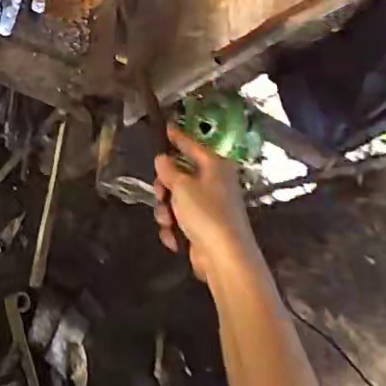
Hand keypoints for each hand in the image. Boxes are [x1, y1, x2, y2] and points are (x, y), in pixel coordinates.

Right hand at [154, 124, 263, 283]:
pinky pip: (179, 219)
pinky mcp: (204, 227)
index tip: (166, 127)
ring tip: (168, 221)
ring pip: (175, 198)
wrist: (225, 258)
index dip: (177, 137)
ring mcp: (209, 206)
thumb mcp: (181, 185)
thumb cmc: (206, 213)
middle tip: (160, 193)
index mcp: (214, 167)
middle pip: (179, 174)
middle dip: (164, 187)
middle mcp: (214, 183)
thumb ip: (168, 169)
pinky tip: (174, 238)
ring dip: (166, 210)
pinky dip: (173, 228)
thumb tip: (162, 159)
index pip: (192, 145)